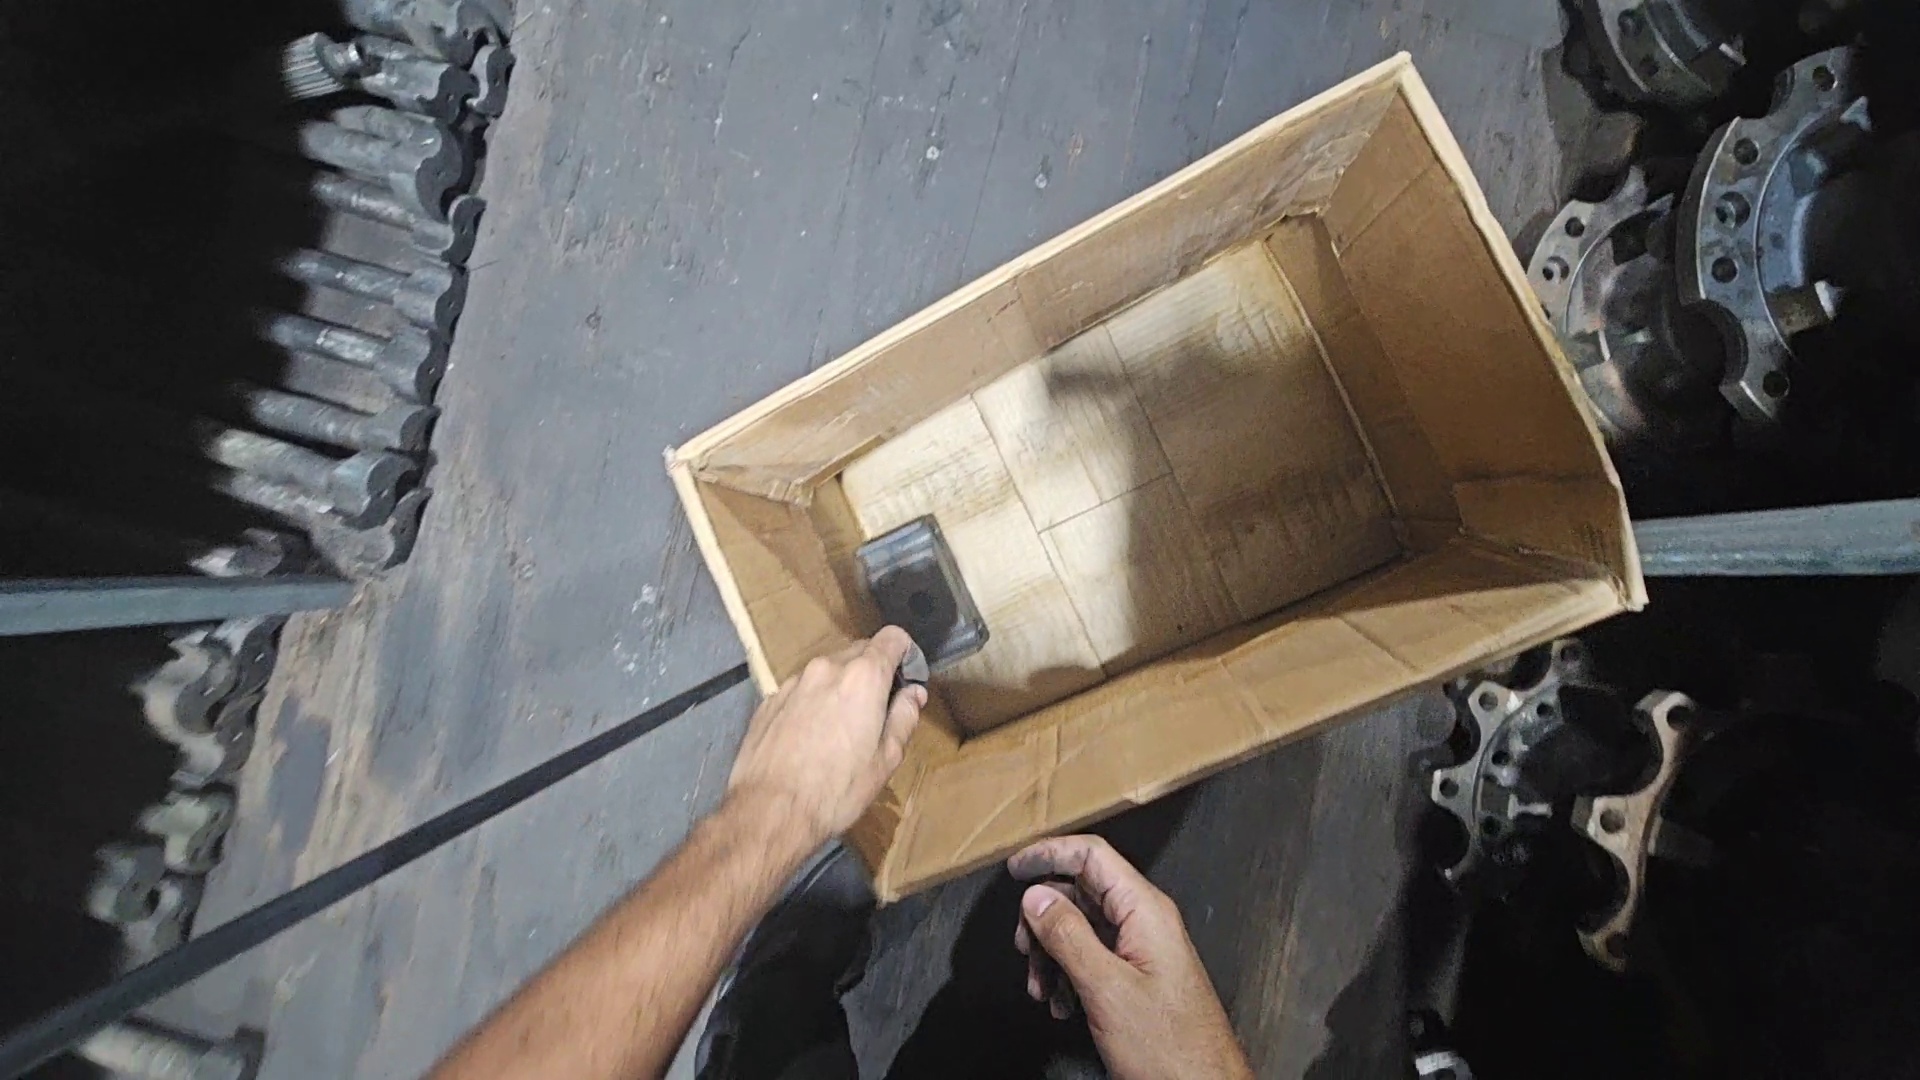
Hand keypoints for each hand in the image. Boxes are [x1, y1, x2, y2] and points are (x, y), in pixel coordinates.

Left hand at [728, 627, 927, 844]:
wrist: (768, 811)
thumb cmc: (837, 790)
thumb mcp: (886, 759)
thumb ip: (904, 717)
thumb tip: (914, 693)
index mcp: (863, 677)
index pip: (893, 637)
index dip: (906, 655)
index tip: (907, 681)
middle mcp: (827, 667)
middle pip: (861, 652)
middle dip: (875, 673)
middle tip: (877, 712)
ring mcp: (794, 681)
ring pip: (829, 670)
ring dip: (842, 687)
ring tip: (840, 730)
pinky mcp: (770, 700)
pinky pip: (803, 689)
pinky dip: (814, 701)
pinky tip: (810, 738)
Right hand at [1009, 835, 1252, 1079]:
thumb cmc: (1172, 1050)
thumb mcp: (1108, 989)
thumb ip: (1068, 936)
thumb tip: (1035, 896)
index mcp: (1144, 909)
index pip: (1091, 855)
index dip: (1050, 853)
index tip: (1015, 867)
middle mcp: (1144, 920)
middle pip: (1080, 891)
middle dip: (1044, 917)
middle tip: (1022, 944)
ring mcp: (1141, 947)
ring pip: (1081, 926)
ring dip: (1052, 952)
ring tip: (1040, 986)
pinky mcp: (1136, 975)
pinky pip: (1092, 955)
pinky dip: (1067, 972)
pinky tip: (1060, 1002)